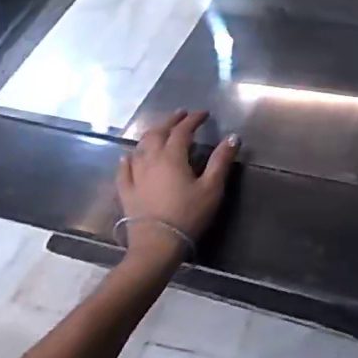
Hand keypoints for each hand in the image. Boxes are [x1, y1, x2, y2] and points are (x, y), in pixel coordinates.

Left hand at [116, 110, 237, 262]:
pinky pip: (124, 169)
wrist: (157, 244)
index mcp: (172, 156)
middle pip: (158, 133)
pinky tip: (128, 156)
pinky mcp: (126, 191)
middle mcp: (150, 159)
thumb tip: (233, 137)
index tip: (203, 113)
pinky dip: (129, 158)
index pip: (183, 130)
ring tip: (159, 131)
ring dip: (151, 134)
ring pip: (140, 147)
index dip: (193, 119)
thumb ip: (221, 161)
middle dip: (170, 121)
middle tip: (181, 114)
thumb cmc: (188, 215)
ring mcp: (135, 175)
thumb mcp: (211, 188)